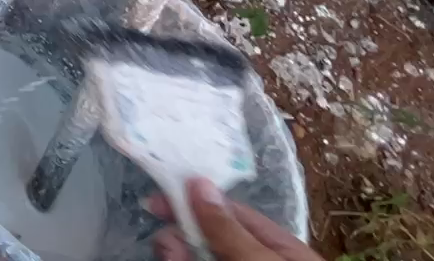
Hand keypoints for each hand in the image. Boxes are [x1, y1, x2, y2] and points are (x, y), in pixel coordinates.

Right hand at [149, 180, 325, 260]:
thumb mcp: (260, 260)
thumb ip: (229, 227)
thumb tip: (197, 180)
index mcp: (278, 243)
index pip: (226, 208)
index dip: (188, 201)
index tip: (154, 204)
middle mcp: (258, 251)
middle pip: (207, 229)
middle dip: (180, 233)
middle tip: (167, 249)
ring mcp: (239, 260)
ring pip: (198, 247)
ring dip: (177, 249)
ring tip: (170, 258)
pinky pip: (198, 258)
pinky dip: (181, 258)